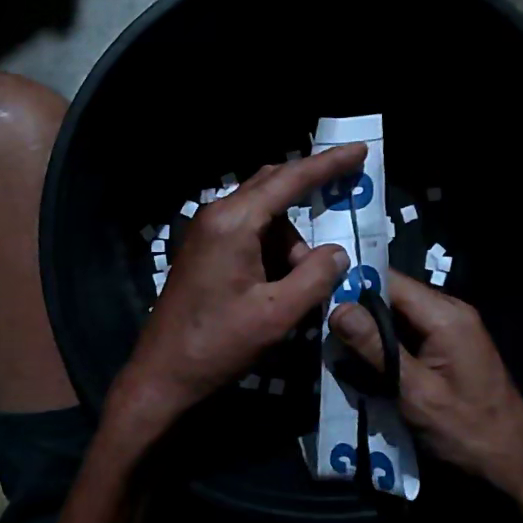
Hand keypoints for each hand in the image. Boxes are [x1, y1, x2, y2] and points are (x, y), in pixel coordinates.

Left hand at [108, 145, 364, 434]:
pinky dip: (271, 251)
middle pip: (272, 189)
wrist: (163, 372)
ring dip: (289, 242)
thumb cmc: (218, 343)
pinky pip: (247, 234)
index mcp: (233, 222)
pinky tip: (278, 285)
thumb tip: (337, 252)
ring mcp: (205, 233)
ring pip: (263, 217)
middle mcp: (216, 216)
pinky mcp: (202, 252)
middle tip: (345, 200)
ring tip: (298, 286)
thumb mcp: (277, 313)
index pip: (289, 180)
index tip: (360, 150)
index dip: (328, 164)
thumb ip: (315, 276)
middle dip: (310, 197)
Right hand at [328, 272, 522, 510]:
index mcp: (446, 315)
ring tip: (328, 344)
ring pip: (393, 318)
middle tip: (314, 324)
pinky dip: (379, 347)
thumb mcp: (416, 392)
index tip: (313, 295)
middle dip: (354, 310)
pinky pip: (404, 337)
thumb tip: (337, 307)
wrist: (514, 472)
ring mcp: (447, 333)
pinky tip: (354, 361)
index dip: (351, 284)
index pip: (389, 280)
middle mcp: (448, 314)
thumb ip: (376, 347)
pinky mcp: (443, 352)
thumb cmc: (468, 433)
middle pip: (390, 297)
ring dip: (364, 332)